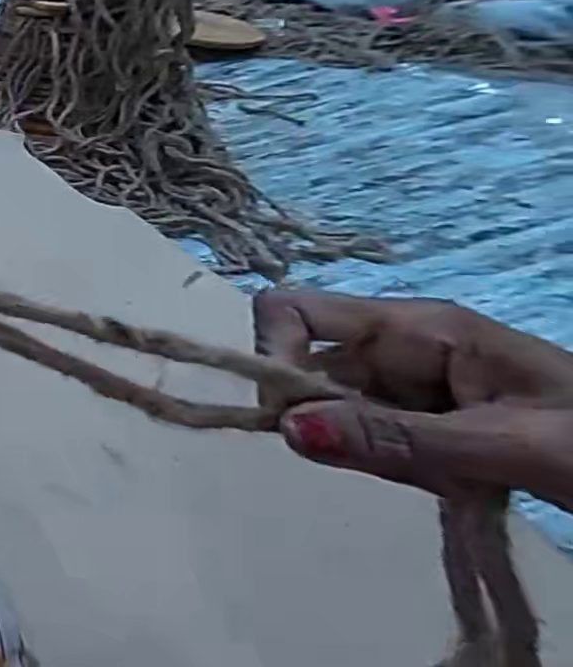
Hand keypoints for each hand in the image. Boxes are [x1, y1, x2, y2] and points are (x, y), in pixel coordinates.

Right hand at [254, 290, 572, 508]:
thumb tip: (283, 429)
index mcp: (413, 326)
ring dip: (370, 449)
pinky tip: (457, 483)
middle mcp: (395, 344)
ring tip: (454, 481)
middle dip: (335, 420)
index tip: (293, 414)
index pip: (289, 310)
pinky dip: (394, 465)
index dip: (271, 352)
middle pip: (307, 367)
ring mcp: (407, 381)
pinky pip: (365, 434)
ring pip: (332, 407)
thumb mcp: (522, 448)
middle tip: (402, 467)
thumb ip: (402, 439)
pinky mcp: (418, 416)